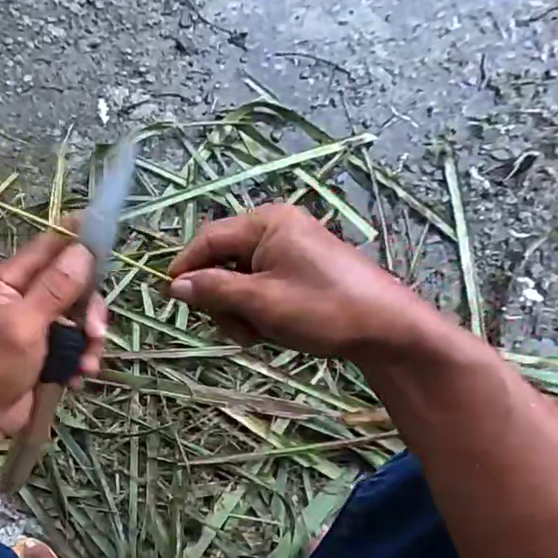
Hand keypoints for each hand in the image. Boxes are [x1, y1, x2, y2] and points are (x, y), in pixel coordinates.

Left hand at [0, 229, 107, 436]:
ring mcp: (33, 326)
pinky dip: (80, 359)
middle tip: (96, 332)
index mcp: (6, 282)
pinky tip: (79, 377)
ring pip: (77, 317)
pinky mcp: (44, 352)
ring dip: (88, 341)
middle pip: (71, 285)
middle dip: (88, 309)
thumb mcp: (23, 324)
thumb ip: (54, 288)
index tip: (106, 236)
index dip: (77, 240)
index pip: (47, 248)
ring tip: (87, 365)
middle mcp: (21, 298)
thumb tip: (82, 250)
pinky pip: (73, 344)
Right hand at [166, 203, 448, 364]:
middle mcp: (277, 228)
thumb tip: (174, 286)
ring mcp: (291, 249)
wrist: (386, 330)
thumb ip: (214, 291)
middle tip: (235, 328)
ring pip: (239, 279)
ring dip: (238, 310)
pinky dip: (257, 309)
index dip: (186, 268)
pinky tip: (271, 329)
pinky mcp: (301, 270)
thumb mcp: (260, 302)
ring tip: (258, 333)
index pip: (208, 239)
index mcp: (267, 223)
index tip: (170, 298)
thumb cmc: (322, 309)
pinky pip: (261, 286)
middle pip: (222, 260)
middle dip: (220, 298)